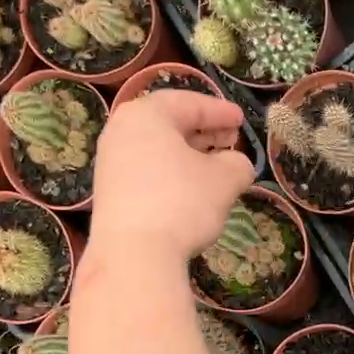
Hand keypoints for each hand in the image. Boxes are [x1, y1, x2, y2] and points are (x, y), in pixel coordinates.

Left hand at [87, 91, 253, 267]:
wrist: (135, 250)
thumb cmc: (182, 202)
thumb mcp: (224, 181)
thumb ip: (238, 165)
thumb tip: (238, 164)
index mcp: (148, 114)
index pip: (188, 103)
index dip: (219, 111)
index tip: (241, 119)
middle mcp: (123, 129)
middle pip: (169, 123)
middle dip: (203, 131)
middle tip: (230, 139)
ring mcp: (113, 160)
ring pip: (158, 147)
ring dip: (189, 154)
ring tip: (214, 166)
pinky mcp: (112, 189)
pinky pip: (149, 169)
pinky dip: (173, 171)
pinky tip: (191, 189)